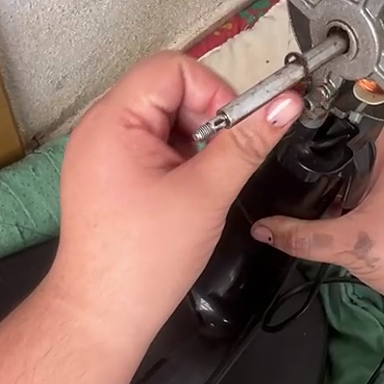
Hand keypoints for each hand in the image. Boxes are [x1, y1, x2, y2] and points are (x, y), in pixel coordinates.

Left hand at [46, 52, 302, 343]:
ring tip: (198, 187)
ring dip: (192, 144)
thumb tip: (283, 105)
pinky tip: (184, 196)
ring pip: (161, 121)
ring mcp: (100, 155)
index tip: (236, 130)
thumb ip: (246, 143)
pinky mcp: (107, 178)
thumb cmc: (140, 262)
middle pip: (167, 91)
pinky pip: (149, 148)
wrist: (101, 314)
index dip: (214, 92)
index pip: (173, 68)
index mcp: (113, 122)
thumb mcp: (205, 194)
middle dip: (205, 120)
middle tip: (219, 162)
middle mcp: (99, 130)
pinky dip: (176, 162)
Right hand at [252, 133, 383, 312]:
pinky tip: (306, 217)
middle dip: (306, 165)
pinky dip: (333, 209)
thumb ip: (301, 236)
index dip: (305, 130)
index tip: (270, 140)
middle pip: (338, 155)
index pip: (340, 125)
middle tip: (265, 169)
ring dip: (320, 190)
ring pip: (345, 181)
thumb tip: (259, 229)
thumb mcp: (350, 243)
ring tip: (278, 191)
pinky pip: (353, 202)